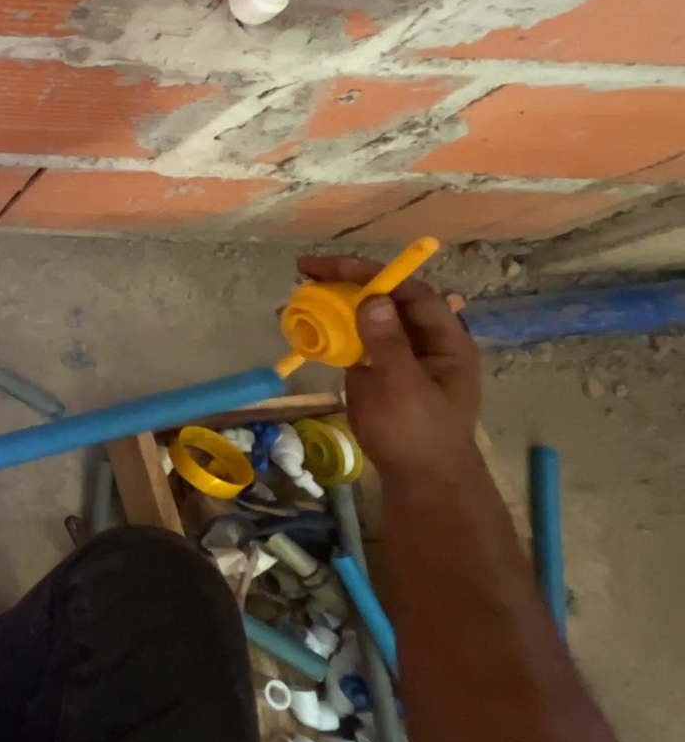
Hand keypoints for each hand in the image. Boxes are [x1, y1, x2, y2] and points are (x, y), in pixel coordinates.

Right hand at [296, 256, 483, 483]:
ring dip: (330, 301)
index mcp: (444, 341)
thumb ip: (388, 343)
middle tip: (305, 272)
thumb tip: (373, 299)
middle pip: (384, 298)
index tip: (331, 267)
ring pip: (363, 315)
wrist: (417, 475)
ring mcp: (394, 353)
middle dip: (347, 280)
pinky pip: (347, 337)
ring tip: (297, 294)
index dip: (373, 274)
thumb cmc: (418, 432)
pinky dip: (323, 326)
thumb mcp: (404, 387)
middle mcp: (420, 340)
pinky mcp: (371, 368)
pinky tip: (298, 323)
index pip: (410, 292)